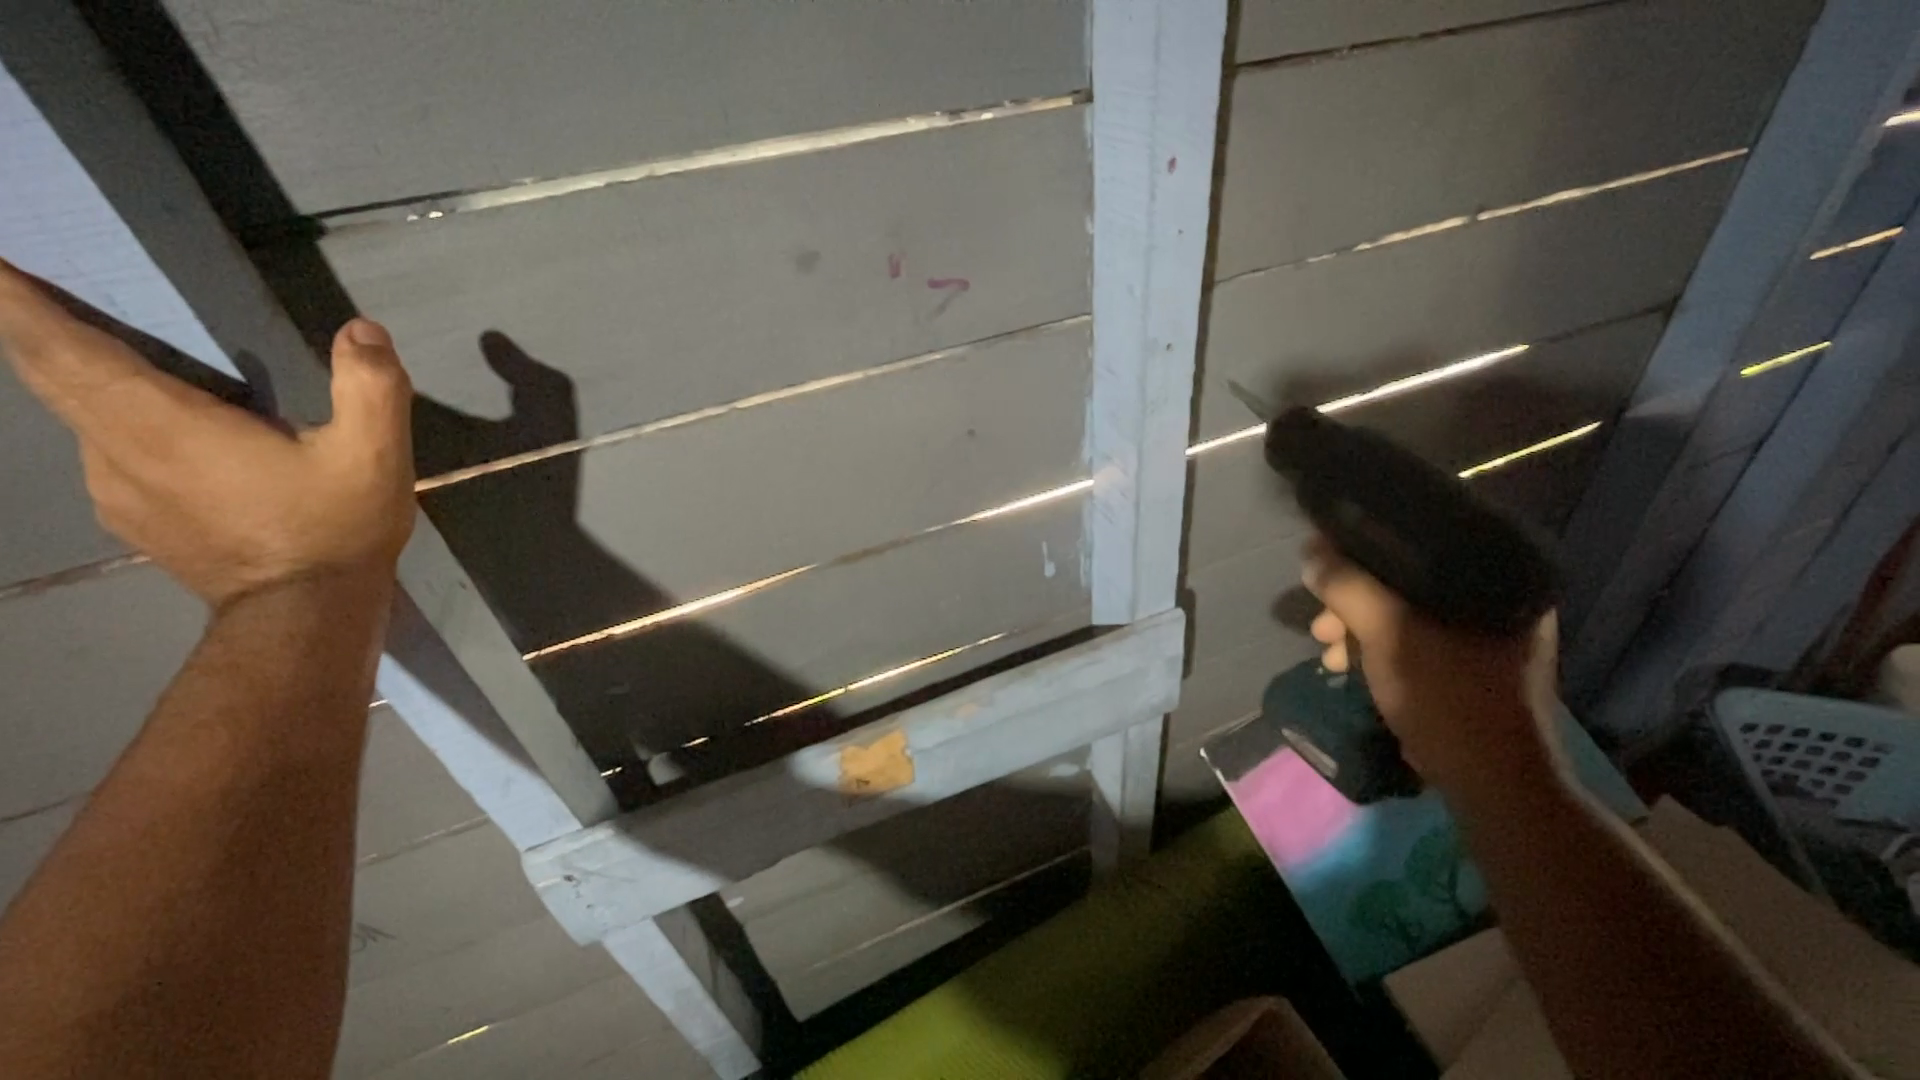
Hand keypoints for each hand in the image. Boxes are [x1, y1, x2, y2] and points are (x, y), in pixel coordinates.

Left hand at [0, 260, 414, 607]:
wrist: (307, 618)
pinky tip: (152, 428)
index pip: (63, 347)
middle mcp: (117, 452)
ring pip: (78, 415)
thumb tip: (361, 330)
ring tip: (97, 350)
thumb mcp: (375, 455)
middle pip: (50, 374)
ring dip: (76, 376)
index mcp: (163, 425)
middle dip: (25, 323)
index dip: (13, 299)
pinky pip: (104, 453)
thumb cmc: (335, 529)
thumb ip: (370, 386)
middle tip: (15, 285)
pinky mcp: (135, 520)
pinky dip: (109, 421)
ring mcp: (116, 492)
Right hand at [1300, 533, 1564, 798]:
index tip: (1328, 569)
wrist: (1495, 785)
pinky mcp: (1473, 669)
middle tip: (1322, 627)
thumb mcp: (1388, 634)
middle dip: (1354, 601)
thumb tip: (1311, 553)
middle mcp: (1503, 599)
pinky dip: (1382, 649)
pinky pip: (1417, 641)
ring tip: (1329, 656)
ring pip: (1409, 613)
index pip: (1424, 536)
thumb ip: (1347, 588)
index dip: (1366, 546)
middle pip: (1410, 579)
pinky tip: (1351, 667)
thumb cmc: (1449, 699)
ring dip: (1360, 629)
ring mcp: (1489, 638)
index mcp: (1502, 576)